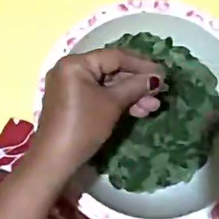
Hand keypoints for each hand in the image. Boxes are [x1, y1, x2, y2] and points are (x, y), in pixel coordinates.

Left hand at [31, 48, 165, 171]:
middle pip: (111, 70)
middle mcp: (70, 69)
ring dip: (131, 95)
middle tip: (160, 92)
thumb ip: (135, 86)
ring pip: (107, 85)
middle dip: (137, 83)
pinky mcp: (72, 102)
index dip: (141, 64)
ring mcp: (70, 86)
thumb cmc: (83, 126)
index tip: (164, 73)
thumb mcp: (112, 104)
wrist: (55, 161)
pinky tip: (138, 111)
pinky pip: (99, 95)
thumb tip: (157, 78)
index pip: (115, 56)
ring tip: (152, 107)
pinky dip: (117, 102)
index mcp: (76, 63)